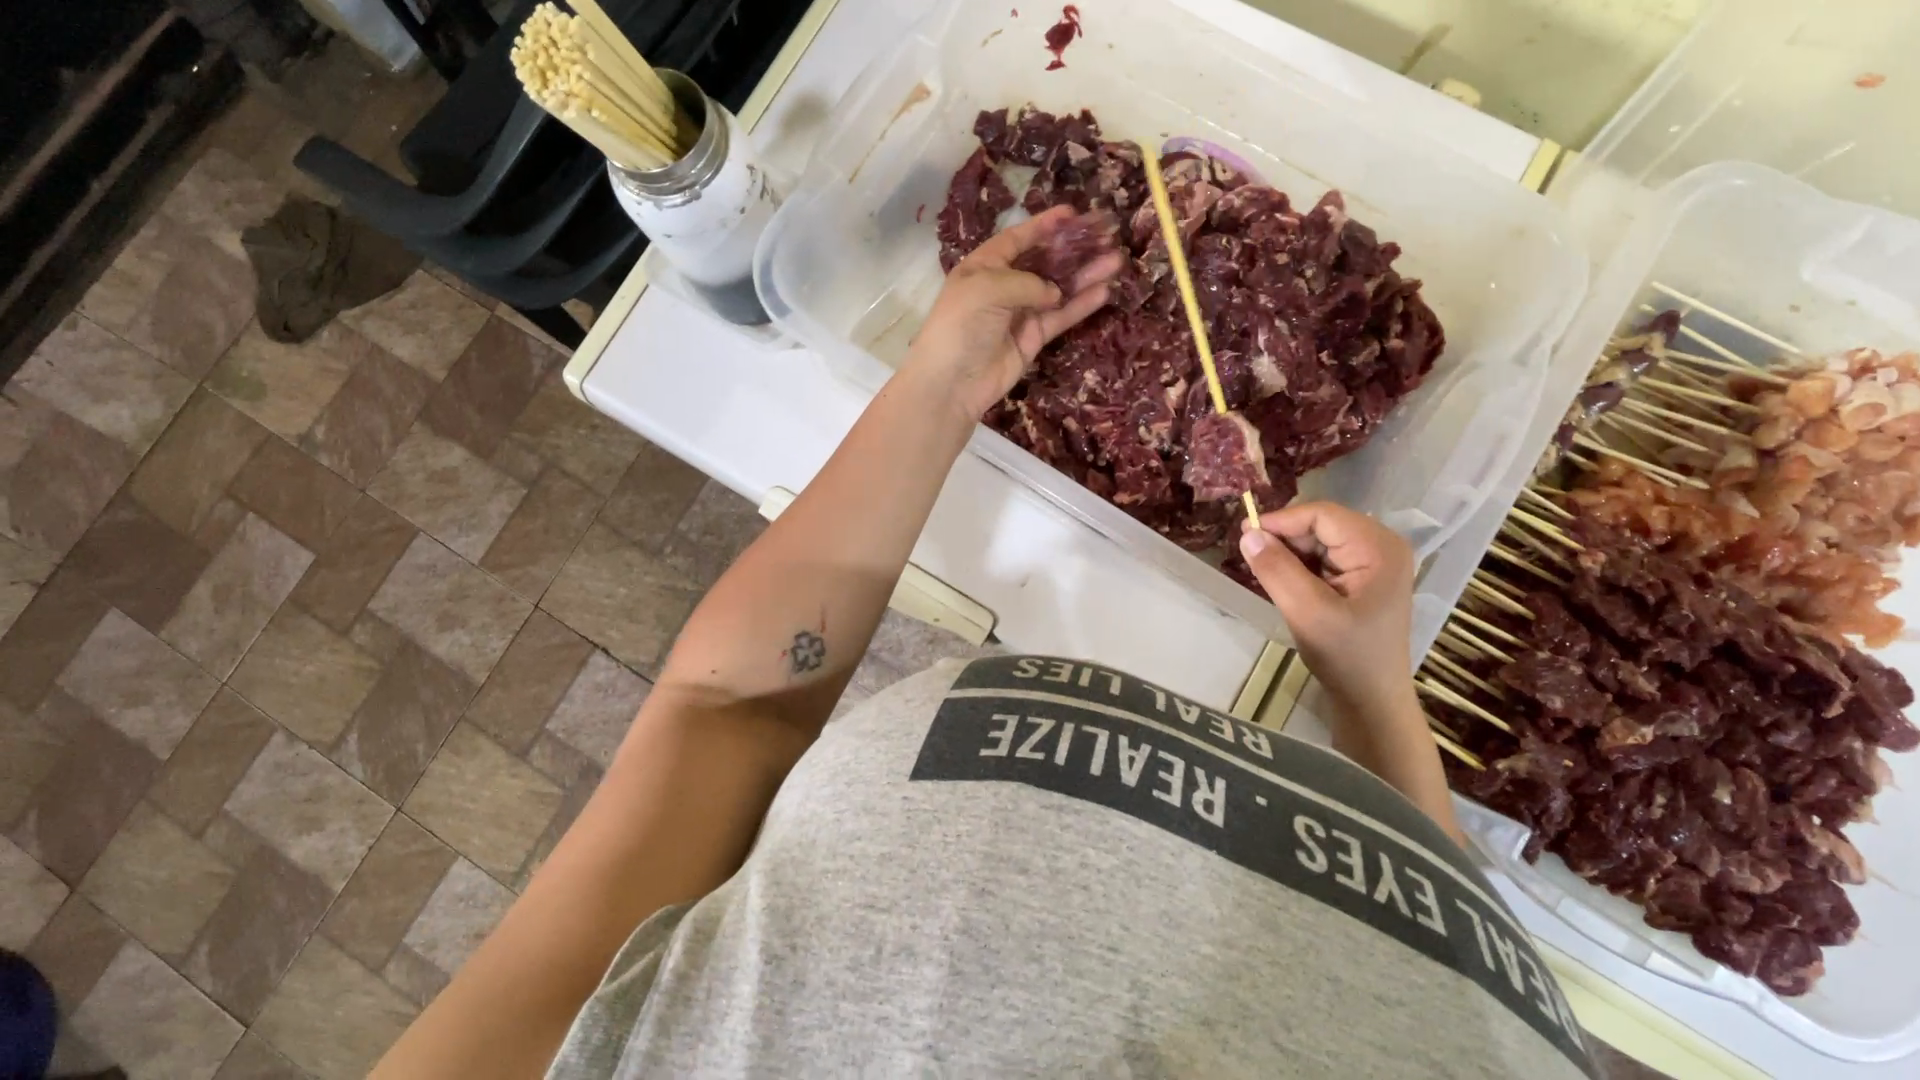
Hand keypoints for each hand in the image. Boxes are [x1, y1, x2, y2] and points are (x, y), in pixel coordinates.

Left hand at [905, 206, 1123, 421]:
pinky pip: (1060, 317)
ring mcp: (1020, 313)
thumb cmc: (961, 326)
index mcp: (984, 266)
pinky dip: (1081, 305)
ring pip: (1058, 288)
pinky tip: (1104, 291)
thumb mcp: (988, 289)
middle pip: (1044, 261)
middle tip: (1107, 235)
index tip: (1073, 213)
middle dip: (1074, 248)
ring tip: (1115, 260)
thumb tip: (1055, 292)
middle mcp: (1003, 286)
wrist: (952, 382)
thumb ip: (1027, 282)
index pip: (1018, 239)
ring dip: (1085, 274)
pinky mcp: (1033, 339)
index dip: (1044, 225)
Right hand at [1237, 503, 1416, 717]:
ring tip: (1265, 575)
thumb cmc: (1346, 657)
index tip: (1243, 538)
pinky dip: (1298, 568)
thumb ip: (1277, 570)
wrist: (1371, 701)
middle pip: (1320, 525)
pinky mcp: (1361, 580)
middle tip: (1251, 561)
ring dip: (1289, 555)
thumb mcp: (1307, 612)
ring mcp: (1373, 564)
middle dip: (1284, 539)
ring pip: (1317, 542)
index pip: (1321, 515)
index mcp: (1378, 548)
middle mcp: (1380, 547)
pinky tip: (1283, 586)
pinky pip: (1322, 560)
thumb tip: (1247, 534)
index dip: (1281, 521)